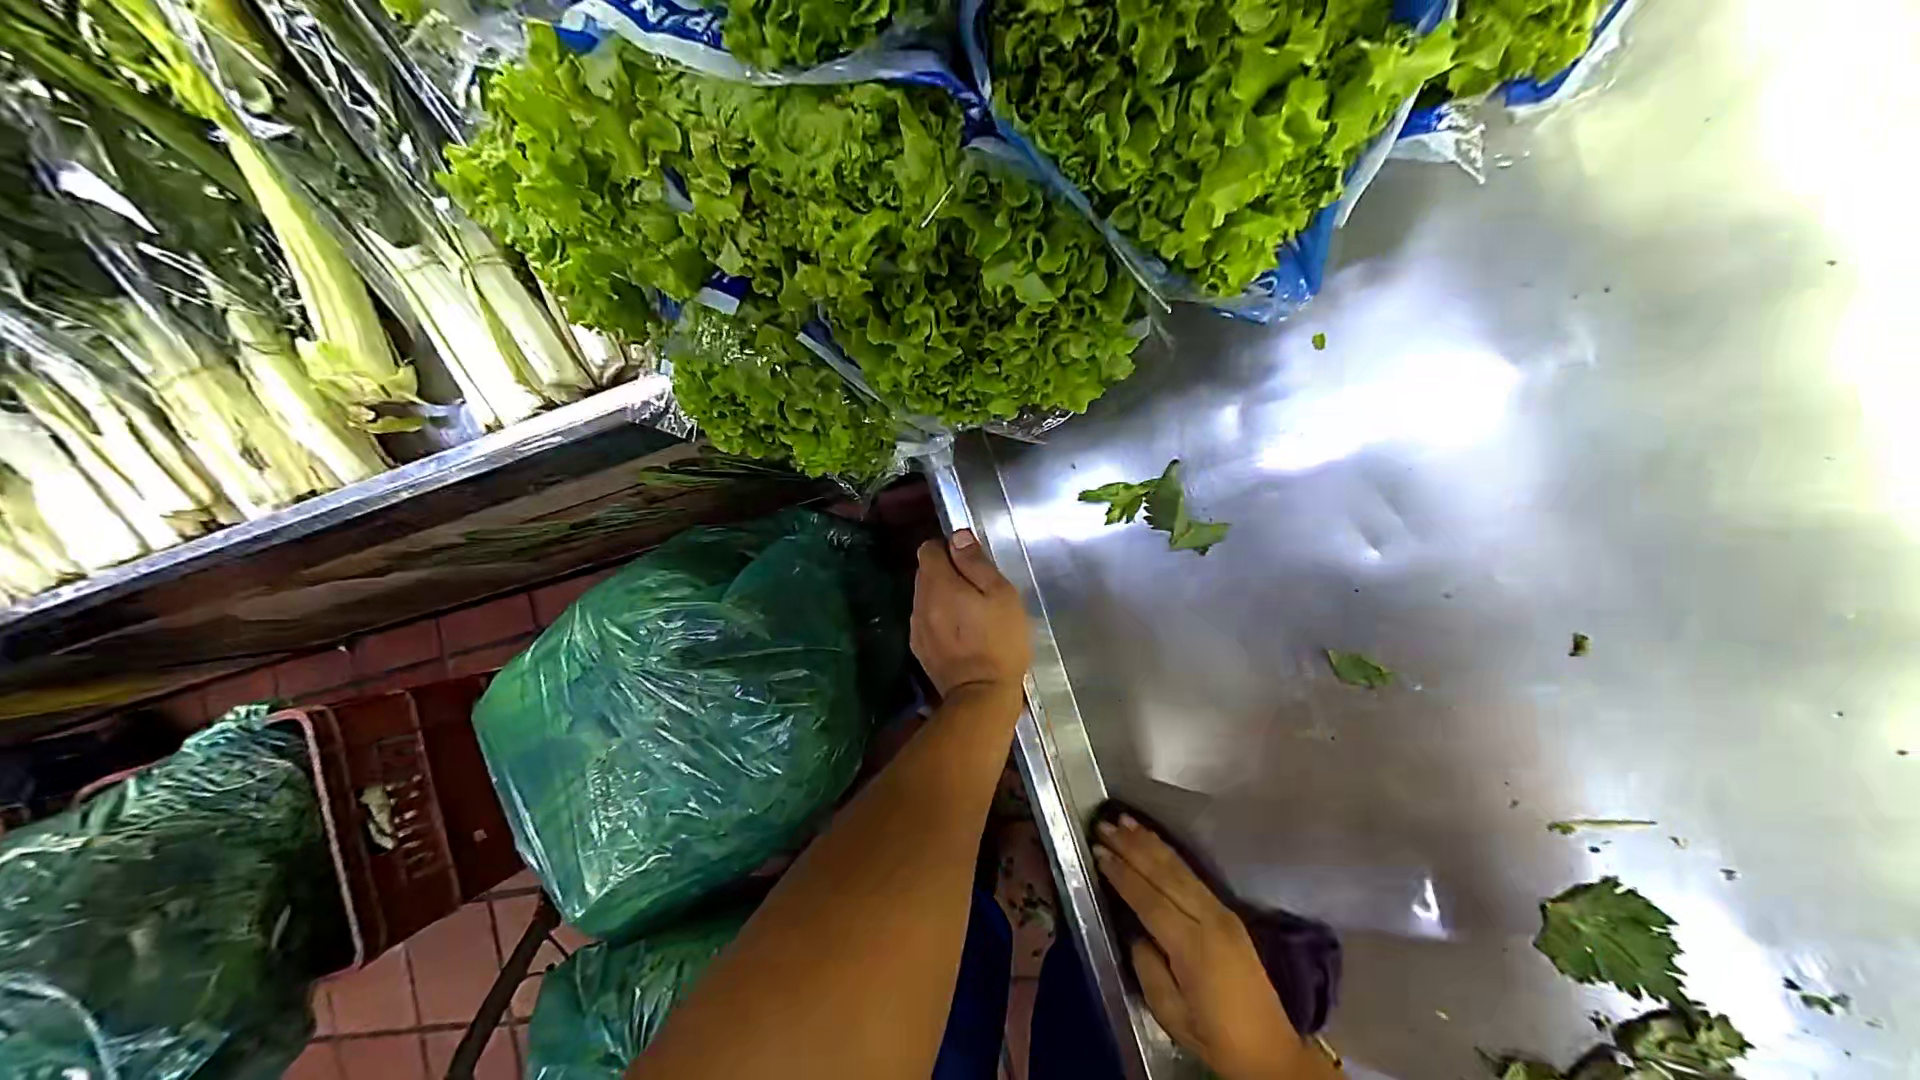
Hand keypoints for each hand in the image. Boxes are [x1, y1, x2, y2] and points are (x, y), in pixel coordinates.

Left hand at [911, 529, 1031, 697]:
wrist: (981, 695)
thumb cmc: (999, 642)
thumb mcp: (1001, 595)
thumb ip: (976, 563)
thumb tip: (958, 537)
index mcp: (938, 584)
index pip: (928, 549)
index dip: (949, 549)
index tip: (971, 562)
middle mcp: (919, 602)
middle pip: (925, 572)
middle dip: (947, 572)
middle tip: (978, 588)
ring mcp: (916, 627)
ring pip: (925, 596)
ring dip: (943, 596)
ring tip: (971, 613)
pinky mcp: (919, 647)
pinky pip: (926, 619)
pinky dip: (939, 618)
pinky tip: (961, 633)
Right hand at [1093, 816, 1337, 1079]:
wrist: (1270, 1052)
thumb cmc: (1215, 1037)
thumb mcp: (1170, 1012)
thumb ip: (1147, 965)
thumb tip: (1136, 931)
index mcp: (1193, 947)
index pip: (1149, 899)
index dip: (1121, 874)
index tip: (1098, 852)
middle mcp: (1210, 920)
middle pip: (1164, 874)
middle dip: (1131, 846)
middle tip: (1103, 826)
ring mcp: (1222, 913)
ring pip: (1179, 868)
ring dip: (1149, 842)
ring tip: (1124, 821)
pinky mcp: (1228, 913)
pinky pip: (1192, 874)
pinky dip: (1169, 853)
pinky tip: (1153, 841)